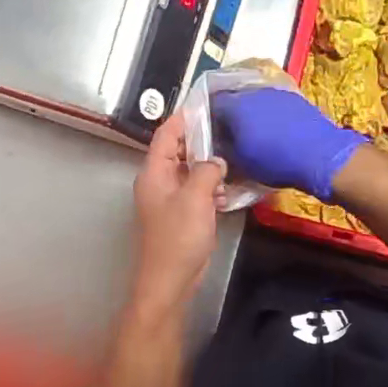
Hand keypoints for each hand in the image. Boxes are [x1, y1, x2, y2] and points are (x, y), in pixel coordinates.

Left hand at [129, 113, 225, 322]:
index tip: (208, 104)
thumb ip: (206, 170)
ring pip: (188, 173)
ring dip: (208, 166)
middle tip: (229, 129)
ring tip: (234, 156)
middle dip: (201, 141)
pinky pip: (194, 193)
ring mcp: (167, 202)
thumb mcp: (196, 198)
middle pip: (177, 151)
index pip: (165, 134)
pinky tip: (228, 189)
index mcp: (153, 173)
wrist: (169, 282)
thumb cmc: (179, 238)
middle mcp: (157, 183)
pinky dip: (209, 188)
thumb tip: (216, 160)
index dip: (185, 117)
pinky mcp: (179, 219)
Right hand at [211, 88, 365, 199]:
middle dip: (225, 116)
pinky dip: (264, 115)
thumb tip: (216, 145)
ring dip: (246, 115)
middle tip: (224, 136)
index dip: (204, 120)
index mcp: (235, 105)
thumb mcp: (241, 162)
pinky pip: (269, 104)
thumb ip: (223, 150)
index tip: (205, 134)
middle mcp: (252, 91)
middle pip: (230, 99)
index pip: (209, 104)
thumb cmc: (275, 160)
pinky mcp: (293, 98)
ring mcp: (275, 92)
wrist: (321, 155)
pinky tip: (268, 132)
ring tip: (247, 135)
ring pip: (251, 100)